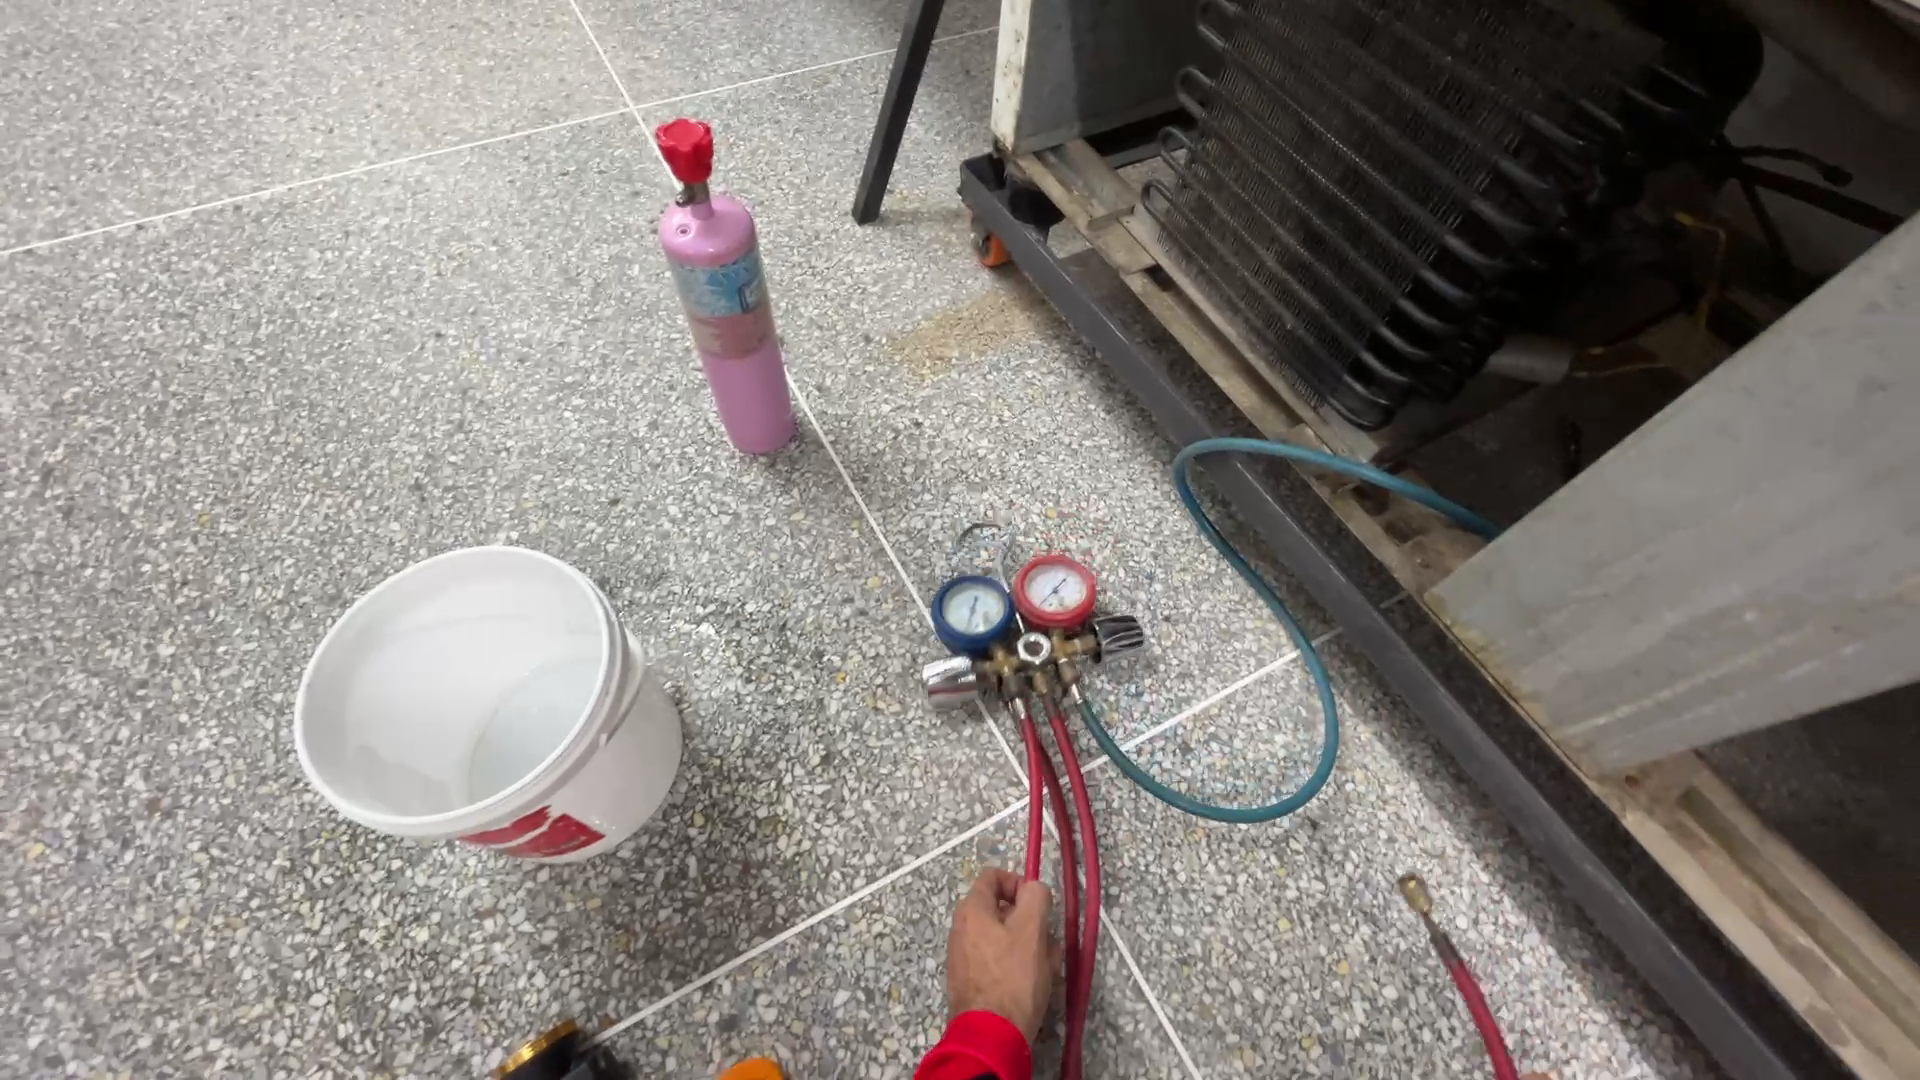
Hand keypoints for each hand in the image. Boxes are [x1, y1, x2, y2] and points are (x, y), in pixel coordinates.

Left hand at [944, 868, 1055, 1045]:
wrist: (990, 1036)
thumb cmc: (1013, 977)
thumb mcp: (1032, 928)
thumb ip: (1035, 896)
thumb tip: (1033, 889)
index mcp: (971, 909)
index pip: (993, 876)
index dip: (1018, 883)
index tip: (1036, 905)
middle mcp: (960, 927)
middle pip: (999, 908)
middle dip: (1027, 920)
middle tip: (1046, 940)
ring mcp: (962, 955)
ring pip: (1001, 937)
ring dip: (1025, 945)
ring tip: (1044, 966)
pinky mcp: (968, 980)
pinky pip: (995, 960)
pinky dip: (1014, 964)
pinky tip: (1030, 984)